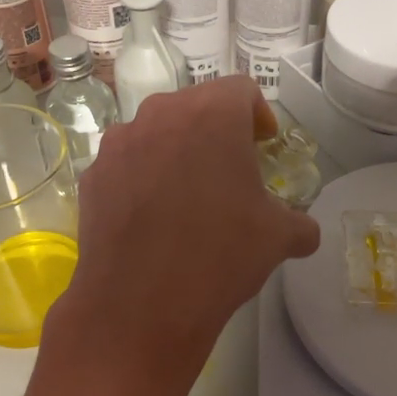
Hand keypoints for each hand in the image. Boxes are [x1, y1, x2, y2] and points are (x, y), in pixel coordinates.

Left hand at [42, 77, 320, 395]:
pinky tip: (152, 217)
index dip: (258, 115)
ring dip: (176, 150)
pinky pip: (127, 162)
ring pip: (156, 130)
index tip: (263, 145)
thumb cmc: (220, 256)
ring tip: (188, 193)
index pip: (242, 90)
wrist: (139, 304)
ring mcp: (120, 142)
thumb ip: (298, 222)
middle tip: (230, 168)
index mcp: (213, 114)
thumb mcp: (278, 238)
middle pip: (196, 105)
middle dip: (216, 130)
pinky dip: (143, 176)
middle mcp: (161, 113)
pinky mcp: (93, 174)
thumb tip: (304, 231)